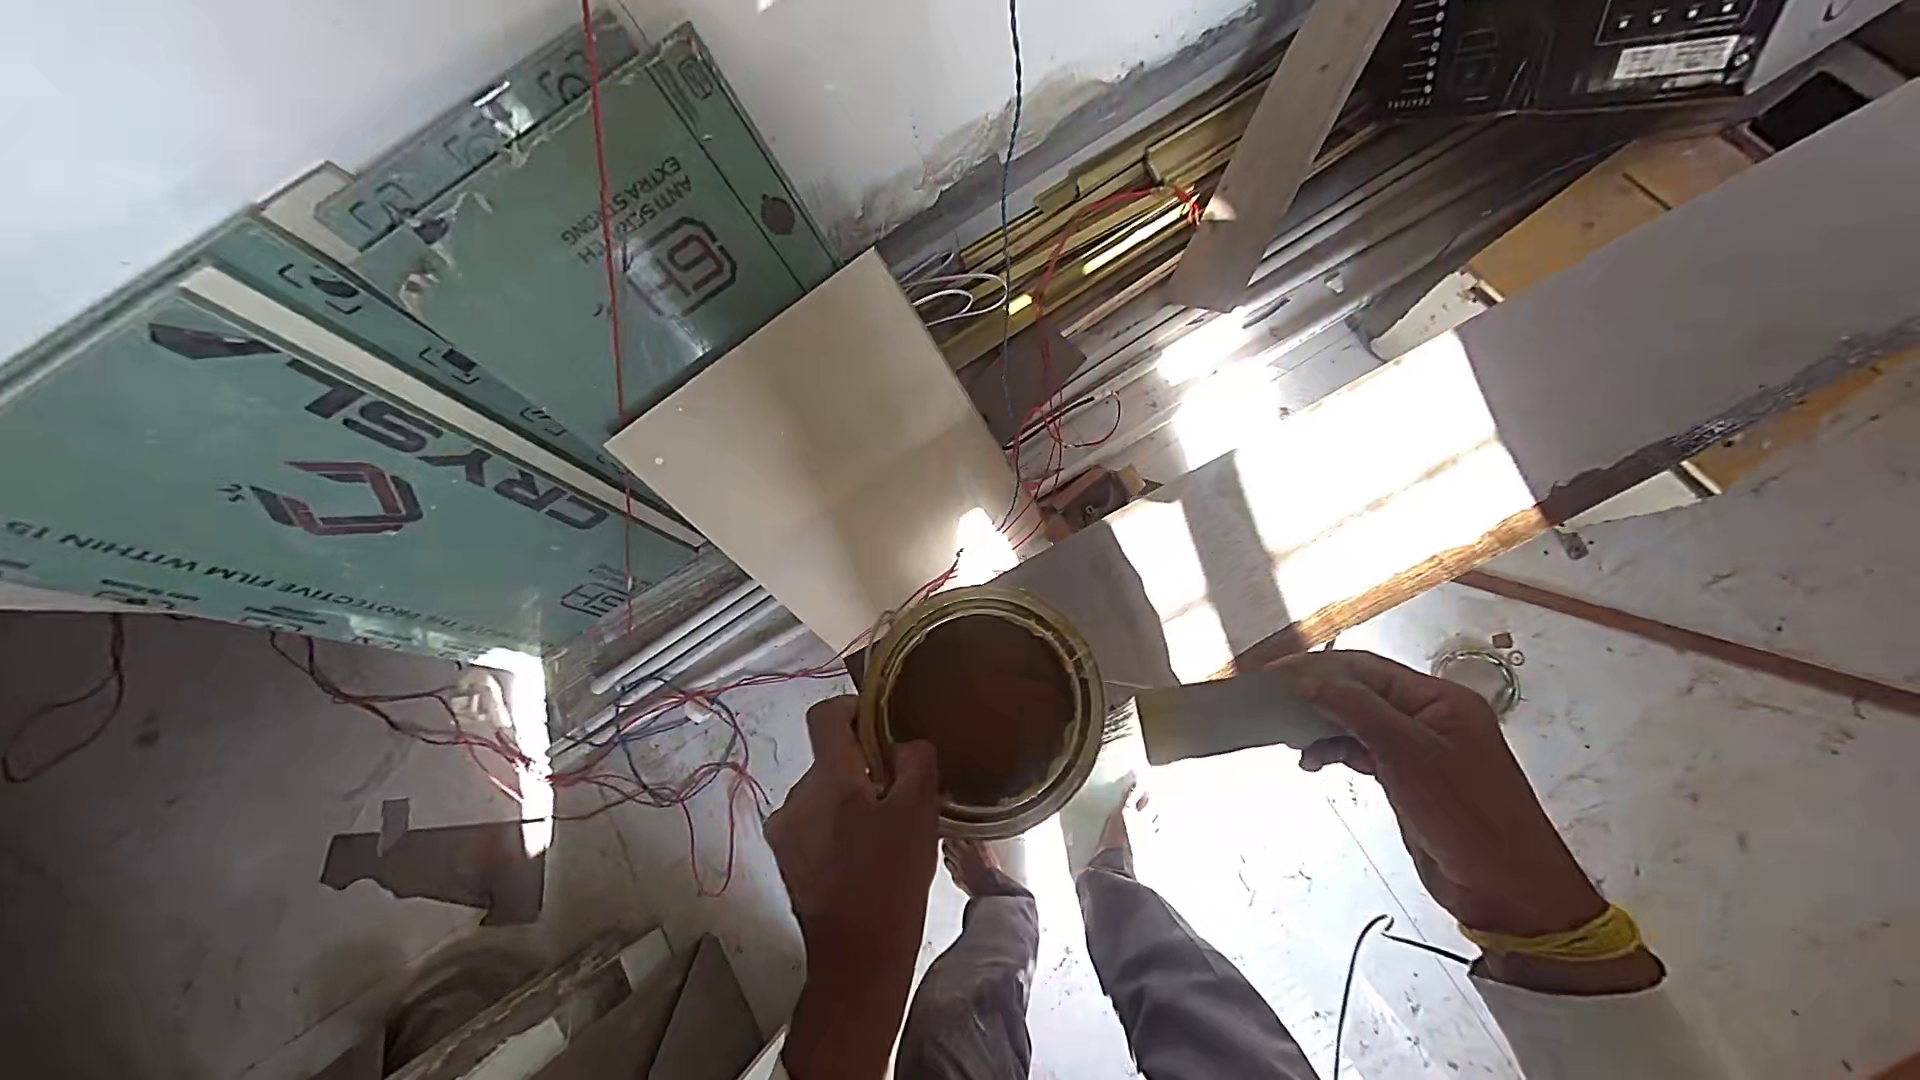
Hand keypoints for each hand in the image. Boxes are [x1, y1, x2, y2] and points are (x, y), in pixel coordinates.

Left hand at [766, 696, 938, 1077]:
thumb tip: (901, 745)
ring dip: (850, 798)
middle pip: (830, 758)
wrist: (856, 961)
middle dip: (863, 766)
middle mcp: (796, 796)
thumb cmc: (891, 881)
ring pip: (824, 791)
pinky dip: (837, 824)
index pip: (825, 714)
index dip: (853, 708)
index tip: (879, 727)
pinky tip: (862, 855)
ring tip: (882, 833)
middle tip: (897, 795)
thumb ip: (914, 760)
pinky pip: (814, 820)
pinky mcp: (785, 857)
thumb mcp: (919, 812)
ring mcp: (785, 830)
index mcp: (827, 779)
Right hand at [1271, 651, 1661, 993]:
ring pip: (1356, 721)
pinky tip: (1314, 763)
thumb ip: (1355, 708)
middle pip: (1359, 691)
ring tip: (1294, 741)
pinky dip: (1335, 752)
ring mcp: (1418, 747)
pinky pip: (1360, 749)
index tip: (1274, 676)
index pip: (1366, 668)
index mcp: (1440, 699)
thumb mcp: (1407, 752)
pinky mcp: (1407, 776)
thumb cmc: (1465, 815)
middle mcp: (1428, 716)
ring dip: (1322, 727)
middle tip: (1274, 704)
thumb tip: (1308, 681)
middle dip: (1317, 696)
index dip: (1317, 668)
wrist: (1509, 893)